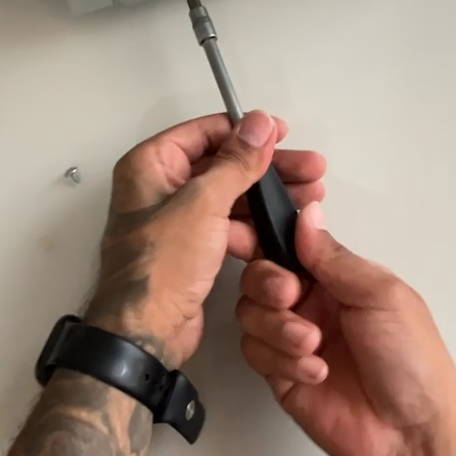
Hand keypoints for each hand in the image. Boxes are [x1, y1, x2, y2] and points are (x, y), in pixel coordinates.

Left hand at [87, 111, 325, 366]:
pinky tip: (282, 232)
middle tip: (310, 170)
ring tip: (309, 199)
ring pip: (229, 199)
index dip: (246, 131)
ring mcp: (175, 222)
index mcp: (150, 166)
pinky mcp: (190, 252)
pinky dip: (253, 229)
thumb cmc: (159, 268)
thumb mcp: (203, 204)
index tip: (281, 134)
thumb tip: (258, 124)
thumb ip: (235, 163)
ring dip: (266, 200)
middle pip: (222, 165)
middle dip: (267, 169)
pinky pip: (227, 230)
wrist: (145, 331)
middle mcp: (159, 189)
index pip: (204, 133)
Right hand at [235, 204, 455, 455]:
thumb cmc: (412, 361)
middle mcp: (311, 304)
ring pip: (249, 313)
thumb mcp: (381, 296)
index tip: (250, 236)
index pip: (289, 247)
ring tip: (314, 346)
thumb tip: (306, 215)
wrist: (409, 435)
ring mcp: (292, 340)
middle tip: (290, 297)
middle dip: (267, 283)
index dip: (265, 238)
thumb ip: (334, 258)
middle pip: (258, 276)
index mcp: (337, 279)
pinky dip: (280, 359)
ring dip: (278, 327)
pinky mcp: (279, 374)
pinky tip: (315, 372)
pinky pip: (254, 352)